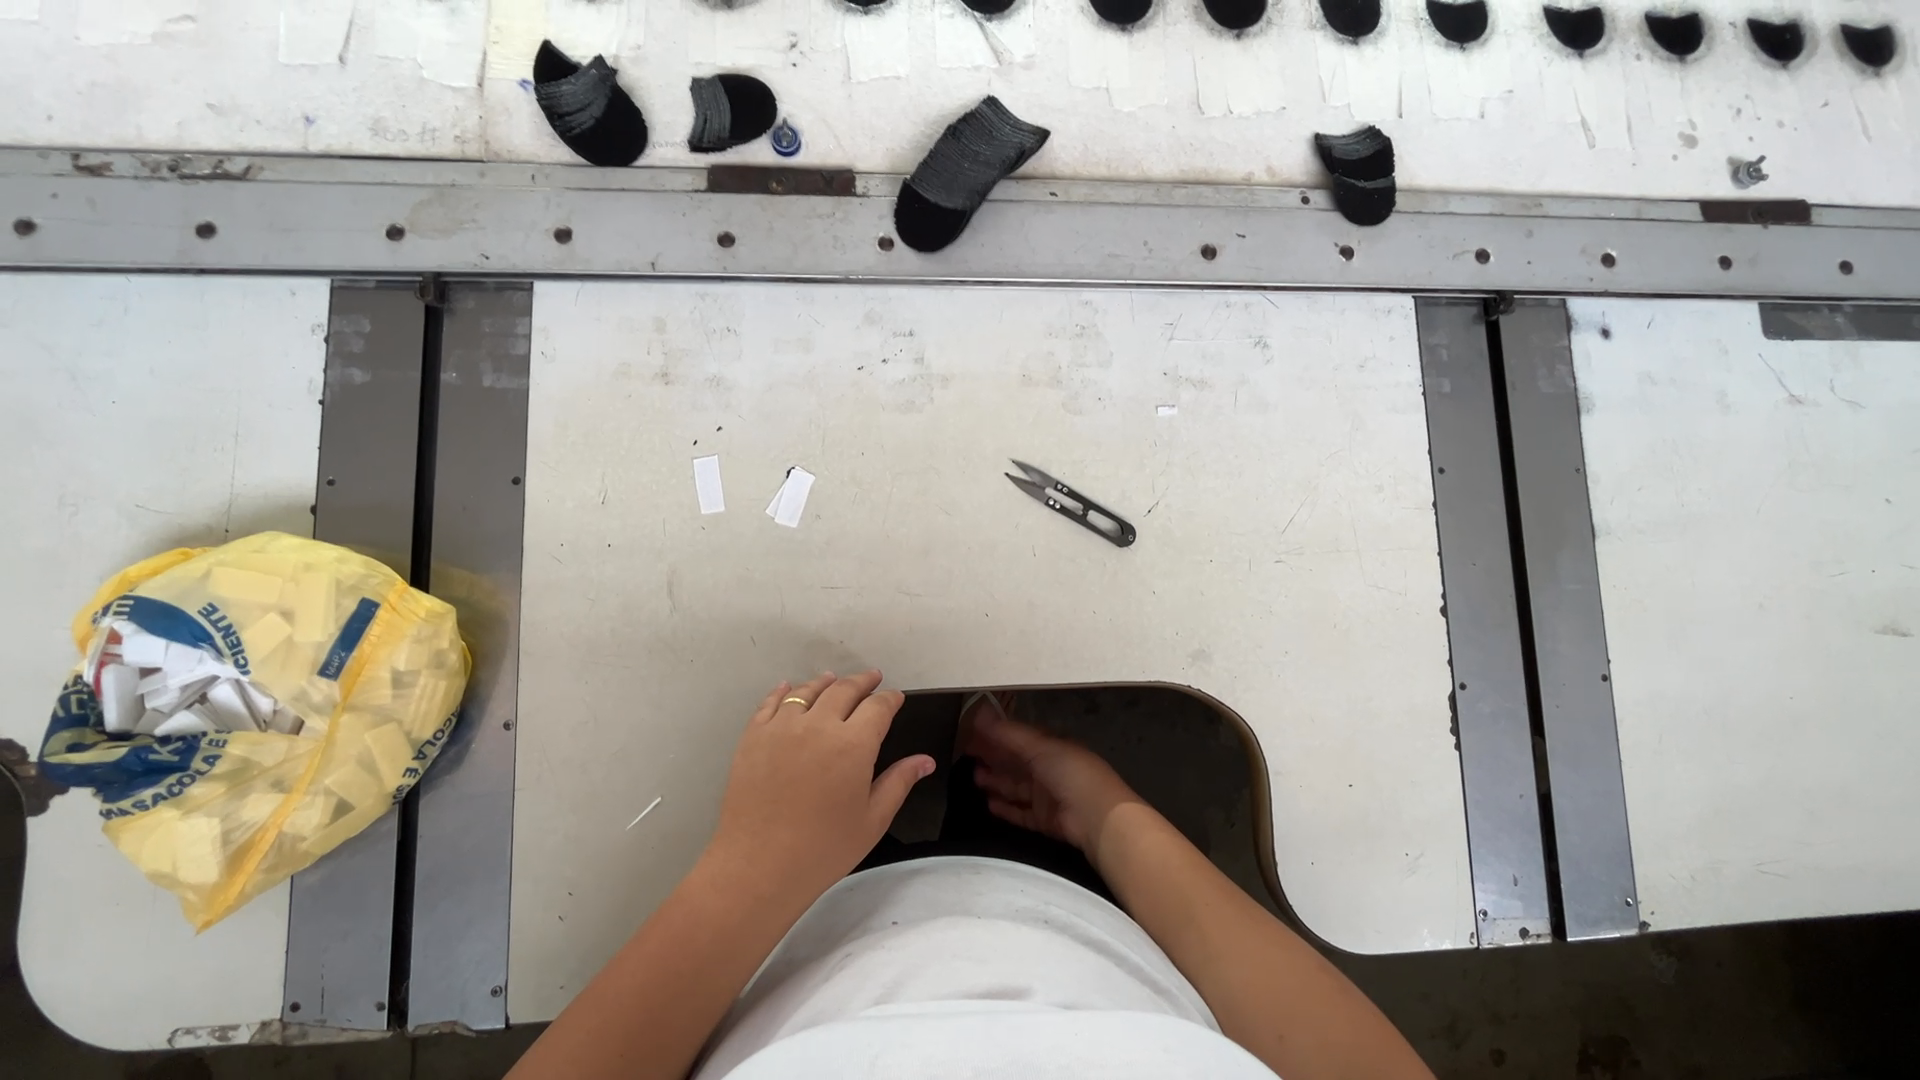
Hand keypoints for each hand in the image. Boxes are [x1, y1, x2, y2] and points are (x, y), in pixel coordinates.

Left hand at [707, 671, 933, 899]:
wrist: (758, 866)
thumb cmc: (823, 849)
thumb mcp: (872, 820)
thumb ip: (899, 782)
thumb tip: (925, 761)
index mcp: (854, 745)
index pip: (878, 708)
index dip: (890, 699)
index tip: (896, 698)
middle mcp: (819, 725)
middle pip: (844, 690)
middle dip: (862, 682)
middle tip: (872, 678)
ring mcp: (782, 728)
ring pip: (807, 691)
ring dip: (825, 682)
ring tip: (833, 679)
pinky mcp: (753, 736)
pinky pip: (771, 703)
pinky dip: (784, 691)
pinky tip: (788, 689)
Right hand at [957, 699, 1143, 853]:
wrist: (1096, 817)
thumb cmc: (1070, 773)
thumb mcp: (1040, 746)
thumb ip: (1008, 733)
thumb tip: (979, 712)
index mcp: (1052, 747)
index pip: (1020, 738)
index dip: (997, 735)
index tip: (972, 733)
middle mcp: (1050, 769)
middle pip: (1016, 763)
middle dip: (994, 758)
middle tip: (967, 756)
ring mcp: (1048, 796)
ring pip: (1016, 787)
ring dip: (997, 782)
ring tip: (974, 778)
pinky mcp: (1045, 820)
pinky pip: (1021, 812)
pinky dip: (1006, 808)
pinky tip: (989, 804)